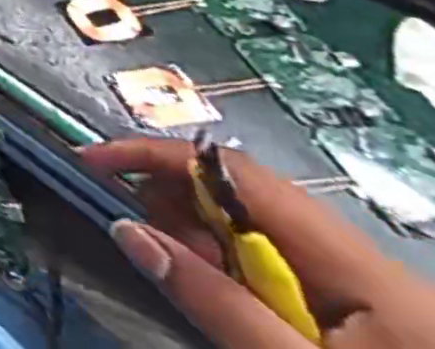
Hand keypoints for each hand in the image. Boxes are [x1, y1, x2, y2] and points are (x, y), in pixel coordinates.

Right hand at [83, 138, 434, 347]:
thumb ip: (215, 302)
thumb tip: (126, 228)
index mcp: (370, 274)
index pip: (239, 173)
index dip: (158, 156)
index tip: (93, 163)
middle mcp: (374, 267)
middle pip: (247, 196)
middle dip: (177, 204)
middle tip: (145, 243)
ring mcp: (379, 293)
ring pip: (260, 230)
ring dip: (203, 239)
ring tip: (189, 280)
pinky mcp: (373, 316)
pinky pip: (282, 264)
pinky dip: (235, 268)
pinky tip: (230, 301)